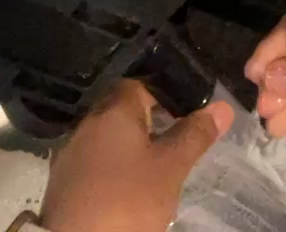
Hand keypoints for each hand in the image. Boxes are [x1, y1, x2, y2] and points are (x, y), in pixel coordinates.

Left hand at [39, 79, 232, 231]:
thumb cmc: (127, 201)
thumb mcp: (170, 170)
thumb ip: (194, 136)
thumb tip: (222, 107)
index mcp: (114, 111)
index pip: (141, 84)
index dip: (165, 94)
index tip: (185, 112)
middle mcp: (89, 123)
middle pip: (123, 110)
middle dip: (148, 121)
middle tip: (174, 141)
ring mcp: (72, 153)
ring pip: (108, 137)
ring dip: (128, 147)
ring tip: (153, 167)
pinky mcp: (63, 182)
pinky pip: (94, 162)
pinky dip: (111, 168)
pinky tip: (125, 188)